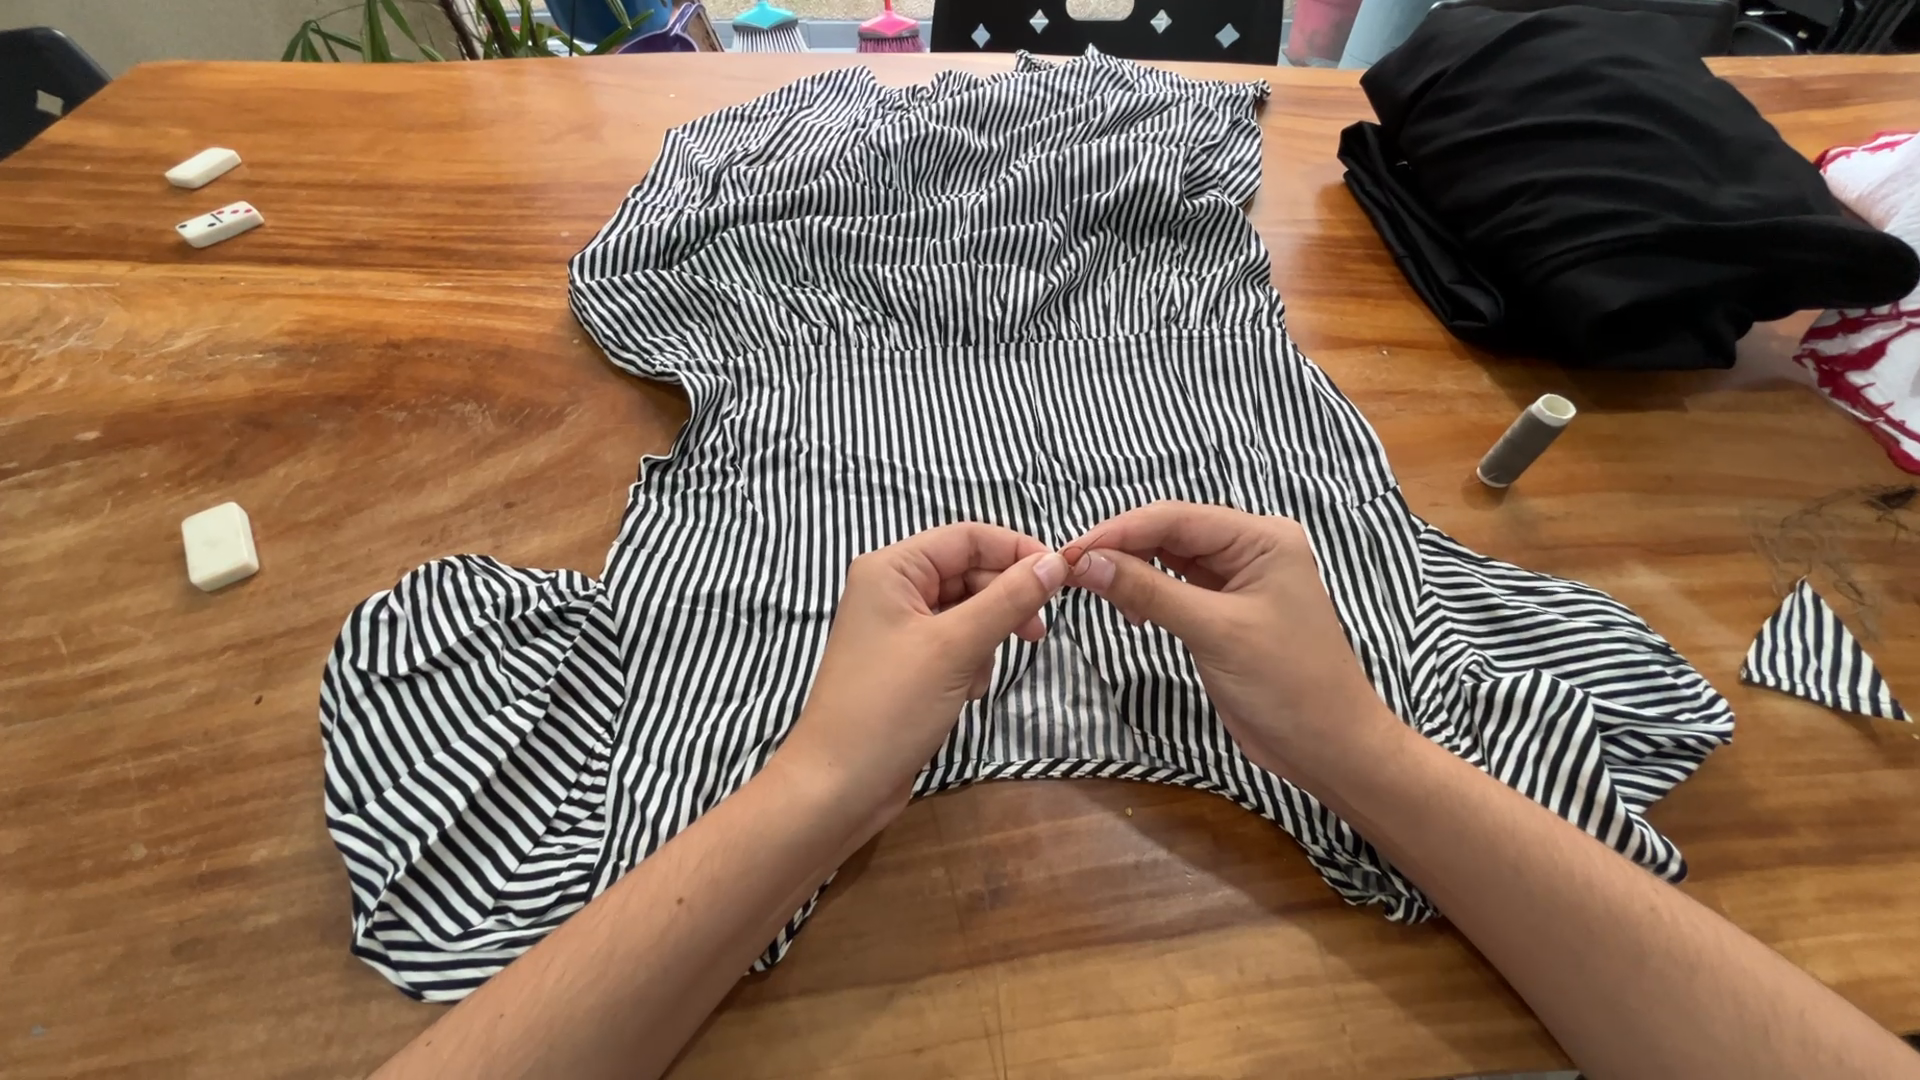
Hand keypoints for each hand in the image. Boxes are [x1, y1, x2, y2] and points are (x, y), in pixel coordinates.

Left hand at [775, 523, 1067, 837]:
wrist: (838, 788)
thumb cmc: (890, 707)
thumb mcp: (956, 648)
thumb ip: (1008, 600)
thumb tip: (1055, 562)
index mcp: (892, 568)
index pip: (968, 537)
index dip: (1017, 551)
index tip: (1061, 578)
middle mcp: (891, 588)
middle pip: (968, 573)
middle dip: (1003, 602)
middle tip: (1036, 635)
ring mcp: (897, 627)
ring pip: (966, 611)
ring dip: (986, 639)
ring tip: (979, 677)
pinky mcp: (905, 662)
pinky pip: (954, 643)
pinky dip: (969, 662)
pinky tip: (965, 693)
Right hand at [1062, 501, 1395, 786]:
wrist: (1329, 750)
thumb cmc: (1286, 684)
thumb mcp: (1214, 631)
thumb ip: (1148, 590)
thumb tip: (1083, 562)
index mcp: (1260, 538)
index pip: (1175, 518)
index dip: (1118, 531)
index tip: (1069, 553)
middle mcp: (1249, 548)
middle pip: (1168, 533)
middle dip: (1121, 551)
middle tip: (1073, 576)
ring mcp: (1236, 579)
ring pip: (1167, 560)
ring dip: (1131, 573)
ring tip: (1103, 598)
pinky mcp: (1223, 609)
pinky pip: (1174, 587)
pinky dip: (1146, 595)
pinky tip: (1131, 613)